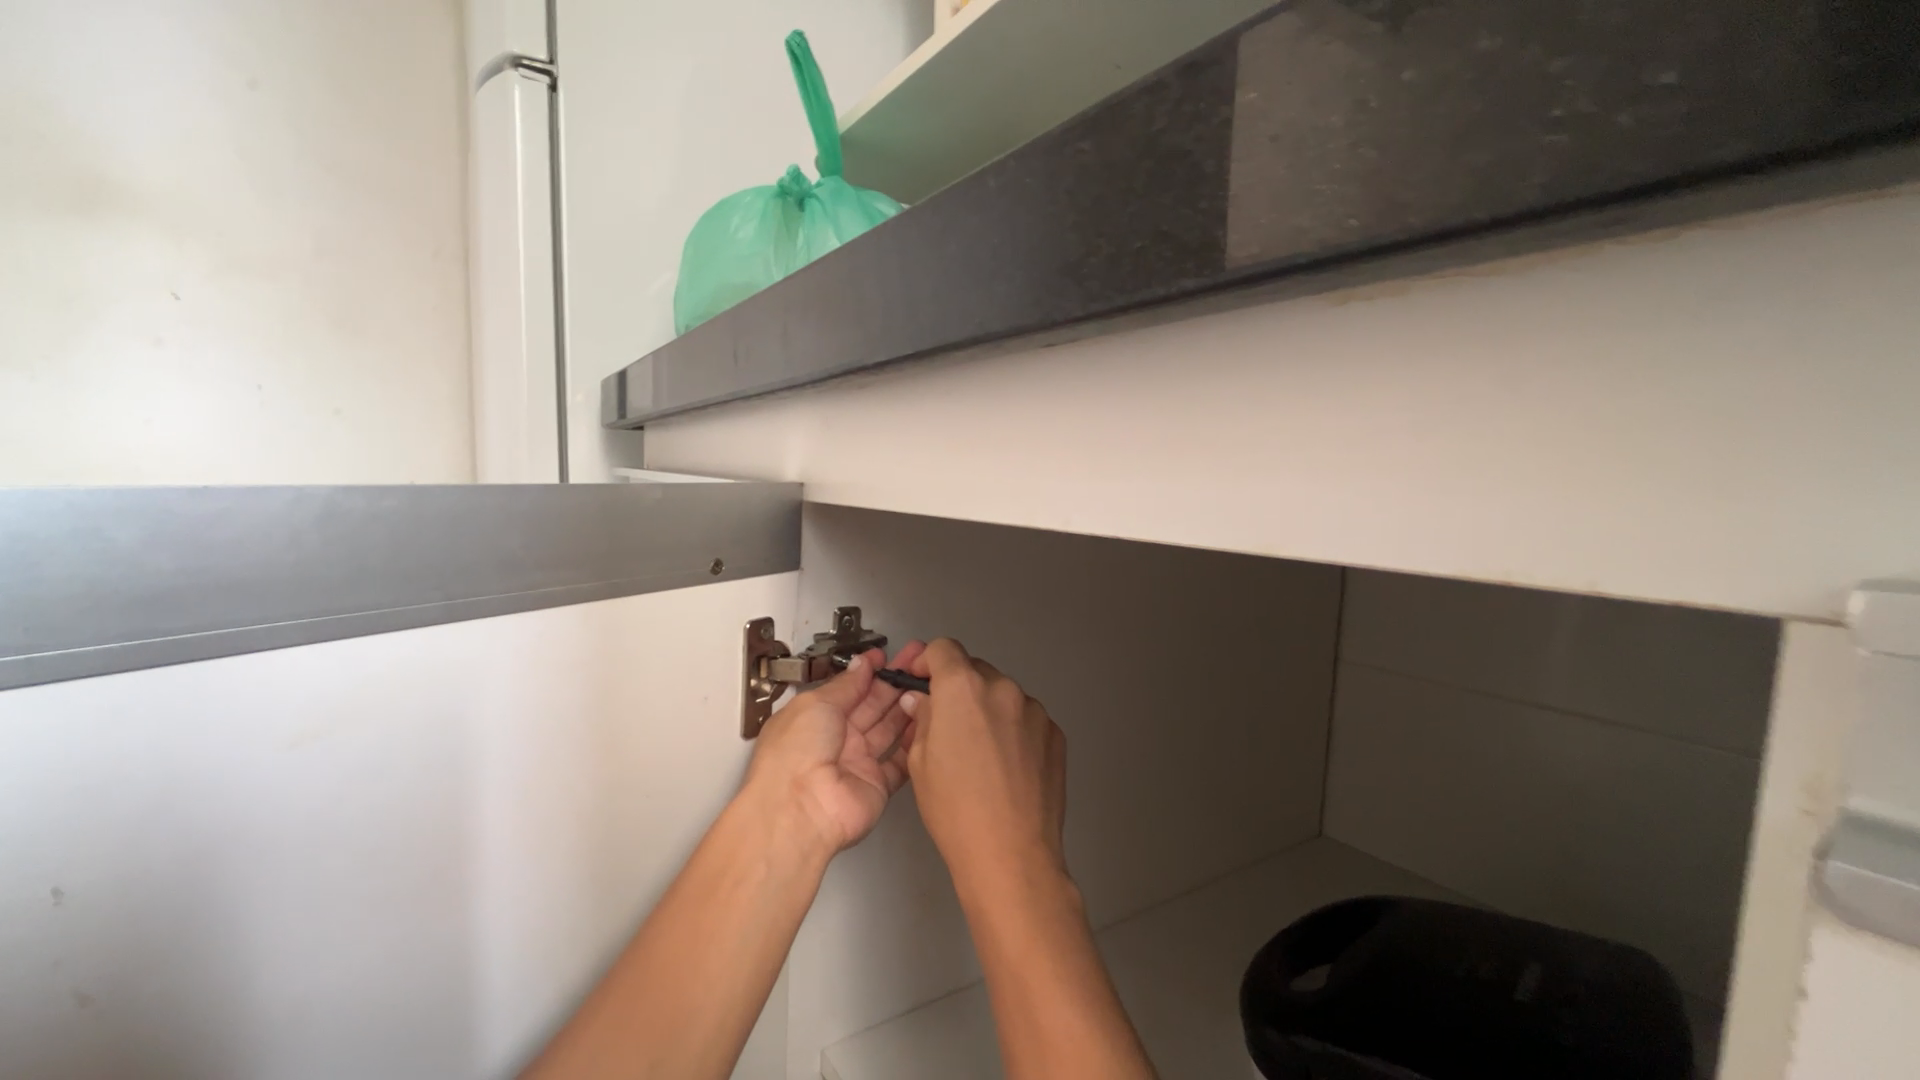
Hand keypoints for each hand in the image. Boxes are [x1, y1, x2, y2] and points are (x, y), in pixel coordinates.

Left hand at [744, 642, 926, 853]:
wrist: (799, 811)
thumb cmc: (792, 758)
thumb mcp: (816, 704)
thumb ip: (845, 684)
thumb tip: (860, 665)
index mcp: (815, 717)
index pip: (848, 688)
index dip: (869, 672)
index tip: (887, 657)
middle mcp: (836, 740)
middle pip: (871, 706)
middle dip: (893, 684)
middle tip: (915, 666)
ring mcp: (856, 763)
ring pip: (888, 730)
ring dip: (906, 709)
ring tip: (926, 687)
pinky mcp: (875, 786)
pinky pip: (900, 762)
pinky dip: (913, 745)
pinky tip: (927, 726)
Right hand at [902, 639, 1067, 891]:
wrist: (1011, 854)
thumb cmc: (955, 810)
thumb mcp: (920, 762)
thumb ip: (922, 718)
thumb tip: (922, 700)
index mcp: (963, 688)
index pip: (943, 648)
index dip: (926, 661)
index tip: (919, 682)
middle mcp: (1003, 688)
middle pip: (975, 671)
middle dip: (958, 689)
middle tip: (946, 724)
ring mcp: (1035, 710)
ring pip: (1002, 696)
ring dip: (988, 710)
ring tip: (980, 754)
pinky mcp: (1056, 734)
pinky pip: (1025, 720)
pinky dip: (1012, 731)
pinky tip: (1006, 768)